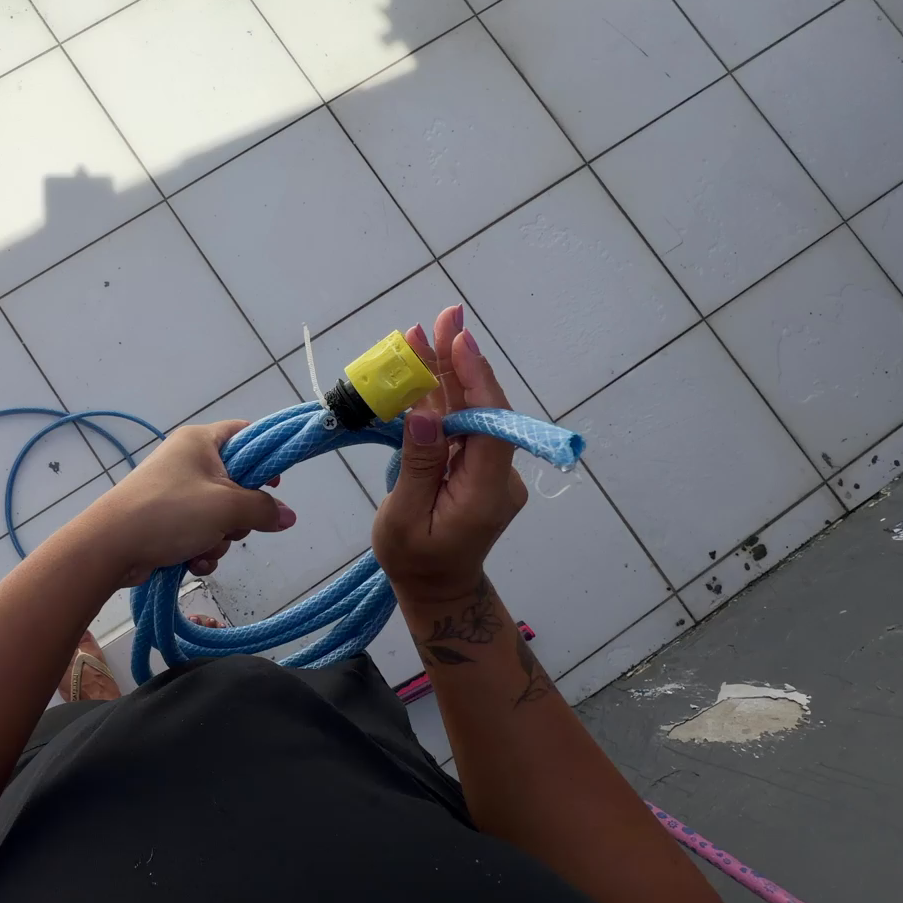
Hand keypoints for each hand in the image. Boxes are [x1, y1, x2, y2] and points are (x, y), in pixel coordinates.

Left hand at [76, 421, 295, 585]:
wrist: (111, 546)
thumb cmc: (171, 512)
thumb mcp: (227, 507)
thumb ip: (264, 509)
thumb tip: (288, 517)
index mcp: (200, 441)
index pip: (244, 433)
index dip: (265, 456)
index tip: (275, 483)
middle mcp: (187, 461)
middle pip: (237, 483)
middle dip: (240, 515)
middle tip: (231, 524)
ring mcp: (175, 492)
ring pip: (220, 516)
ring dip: (221, 539)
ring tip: (204, 547)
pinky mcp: (166, 520)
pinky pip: (200, 533)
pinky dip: (202, 549)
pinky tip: (193, 562)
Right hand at [373, 304, 526, 603]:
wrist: (438, 587)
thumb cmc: (415, 560)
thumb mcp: (404, 520)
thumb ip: (418, 468)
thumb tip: (424, 416)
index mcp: (485, 492)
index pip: (490, 426)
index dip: (476, 381)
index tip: (460, 341)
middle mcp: (497, 474)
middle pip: (483, 409)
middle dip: (462, 361)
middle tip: (446, 315)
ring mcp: (489, 469)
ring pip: (470, 412)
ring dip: (448, 372)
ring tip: (425, 331)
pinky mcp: (476, 466)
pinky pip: (461, 425)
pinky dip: (442, 395)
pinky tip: (424, 367)